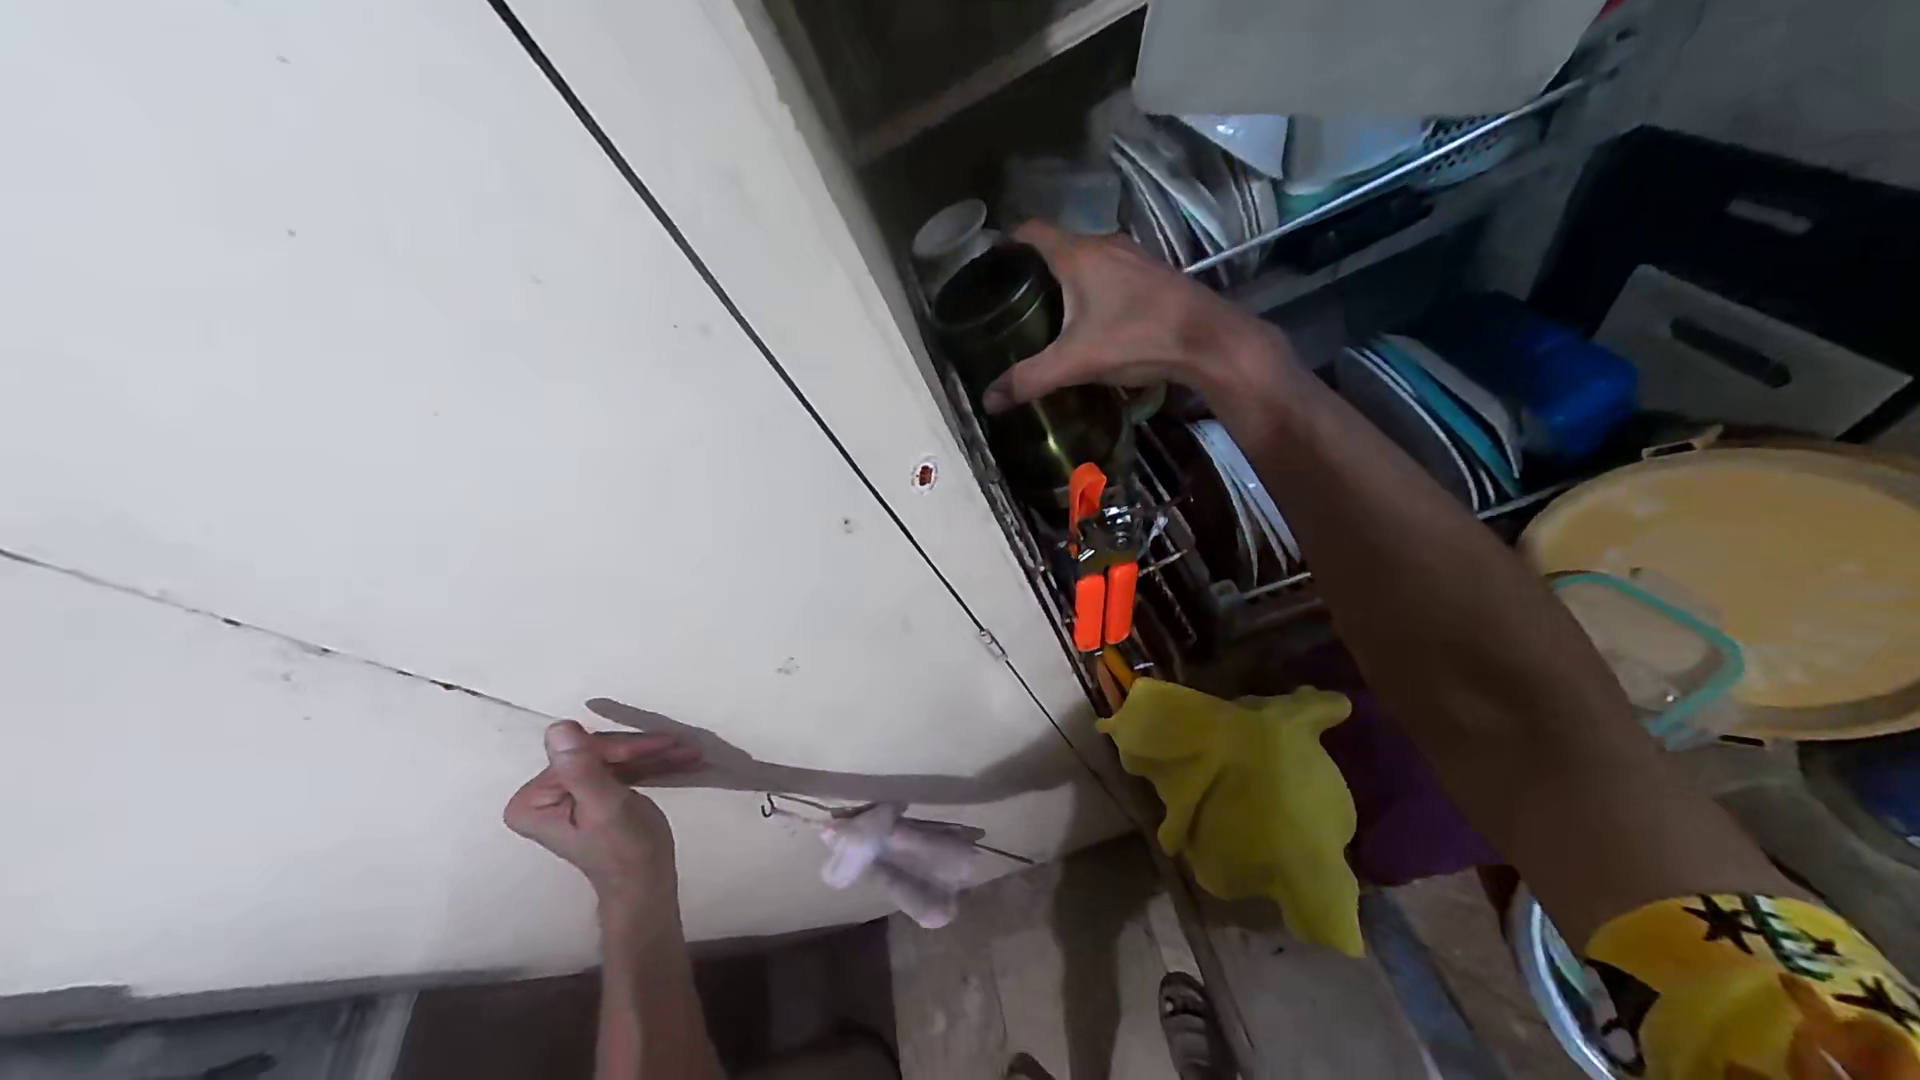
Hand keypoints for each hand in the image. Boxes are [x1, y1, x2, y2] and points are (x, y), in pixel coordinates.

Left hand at [504, 721, 703, 917]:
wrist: (645, 883)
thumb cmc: (624, 849)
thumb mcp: (604, 806)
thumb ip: (582, 768)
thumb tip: (559, 727)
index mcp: (532, 800)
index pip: (582, 753)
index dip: (623, 749)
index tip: (664, 745)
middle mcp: (543, 795)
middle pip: (599, 754)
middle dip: (643, 750)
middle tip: (683, 747)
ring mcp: (568, 794)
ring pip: (615, 759)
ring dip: (655, 756)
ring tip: (691, 753)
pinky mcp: (592, 796)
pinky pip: (621, 770)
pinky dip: (652, 765)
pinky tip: (684, 761)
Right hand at [981, 220, 1293, 412]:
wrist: (1208, 340)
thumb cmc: (1136, 337)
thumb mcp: (1074, 362)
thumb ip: (1029, 379)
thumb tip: (988, 400)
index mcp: (1077, 254)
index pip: (1030, 230)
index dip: (1005, 243)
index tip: (990, 267)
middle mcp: (1103, 244)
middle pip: (1057, 244)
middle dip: (1032, 267)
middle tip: (1011, 298)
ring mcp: (1132, 257)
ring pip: (1086, 258)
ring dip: (1065, 276)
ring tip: (1045, 308)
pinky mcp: (1151, 273)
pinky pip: (1110, 271)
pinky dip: (1091, 286)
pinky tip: (1089, 316)